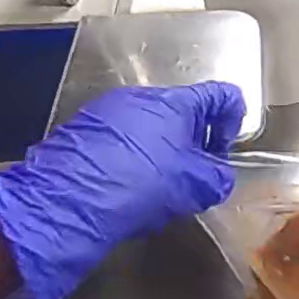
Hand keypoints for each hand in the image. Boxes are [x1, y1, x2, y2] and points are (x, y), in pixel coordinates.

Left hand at [0, 82, 245, 298]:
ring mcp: (108, 111)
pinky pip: (124, 137)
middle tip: (195, 174)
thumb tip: (217, 175)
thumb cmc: (141, 185)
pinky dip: (136, 156)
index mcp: (175, 103)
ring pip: (153, 126)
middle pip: (184, 111)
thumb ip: (218, 176)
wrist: (65, 203)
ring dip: (165, 151)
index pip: (221, 95)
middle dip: (196, 141)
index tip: (224, 150)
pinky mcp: (83, 130)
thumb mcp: (196, 186)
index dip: (233, 120)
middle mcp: (141, 97)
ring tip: (160, 186)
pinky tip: (129, 186)